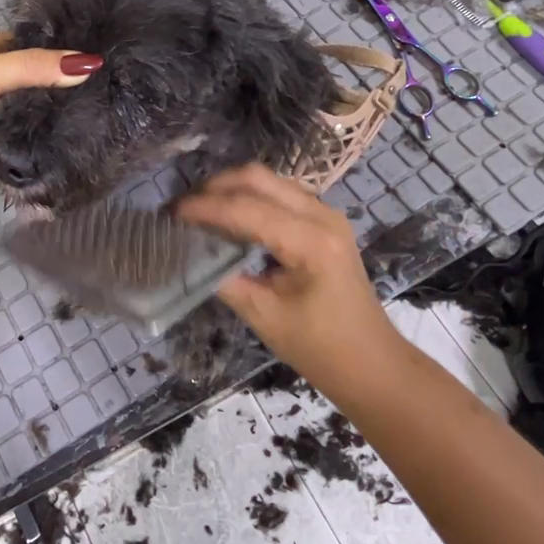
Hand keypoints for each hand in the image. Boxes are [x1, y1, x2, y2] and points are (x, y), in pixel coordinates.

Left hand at [0, 33, 99, 185]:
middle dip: (56, 91)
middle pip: (29, 84)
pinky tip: (60, 148)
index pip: (31, 46)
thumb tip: (91, 64)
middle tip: (105, 98)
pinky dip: (27, 146)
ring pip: (21, 115)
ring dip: (43, 121)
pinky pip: (10, 143)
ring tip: (94, 123)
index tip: (101, 62)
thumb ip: (34, 70)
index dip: (60, 52)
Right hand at [176, 164, 398, 376]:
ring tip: (199, 211)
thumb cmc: (321, 349)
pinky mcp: (324, 221)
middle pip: (257, 178)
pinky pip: (279, 193)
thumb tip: (186, 253)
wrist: (374, 365)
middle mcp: (322, 216)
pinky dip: (249, 198)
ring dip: (231, 189)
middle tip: (182, 208)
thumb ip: (224, 278)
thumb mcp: (264, 316)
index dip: (204, 208)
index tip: (170, 215)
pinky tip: (229, 219)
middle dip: (214, 187)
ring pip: (268, 180)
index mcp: (311, 241)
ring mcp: (326, 214)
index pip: (245, 208)